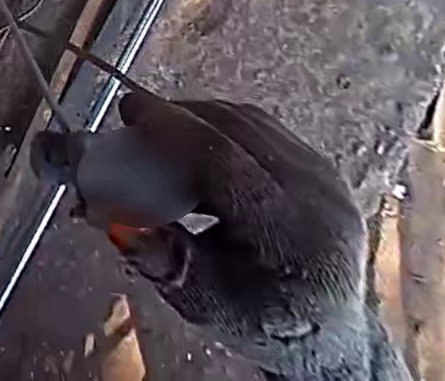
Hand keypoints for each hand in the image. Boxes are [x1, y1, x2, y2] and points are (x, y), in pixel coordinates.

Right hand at [39, 91, 407, 380]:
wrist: (327, 335)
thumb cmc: (261, 322)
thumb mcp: (204, 304)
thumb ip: (162, 261)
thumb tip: (117, 223)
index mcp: (294, 235)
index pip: (224, 158)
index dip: (172, 126)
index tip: (130, 110)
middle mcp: (319, 196)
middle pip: (232, 129)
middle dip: (177, 117)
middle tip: (134, 120)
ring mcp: (325, 176)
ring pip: (244, 119)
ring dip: (195, 118)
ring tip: (161, 133)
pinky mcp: (319, 164)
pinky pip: (257, 125)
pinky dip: (217, 125)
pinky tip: (194, 143)